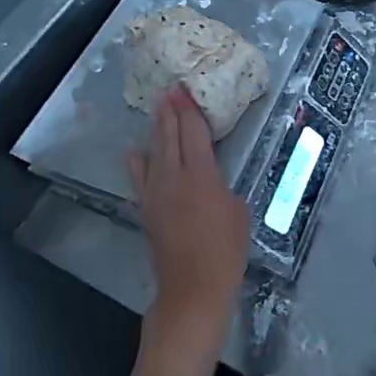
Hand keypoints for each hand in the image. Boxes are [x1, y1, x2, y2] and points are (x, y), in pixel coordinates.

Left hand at [130, 86, 249, 353]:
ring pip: (153, 152)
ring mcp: (155, 193)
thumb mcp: (238, 210)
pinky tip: (137, 151)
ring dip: (157, 130)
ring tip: (158, 110)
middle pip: (169, 136)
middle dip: (170, 112)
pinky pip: (139, 176)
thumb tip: (210, 179)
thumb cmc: (227, 249)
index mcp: (202, 176)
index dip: (190, 110)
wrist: (194, 285)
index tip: (185, 90)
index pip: (194, 133)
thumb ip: (222, 186)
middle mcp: (173, 178)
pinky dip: (140, 160)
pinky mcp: (146, 208)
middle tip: (170, 90)